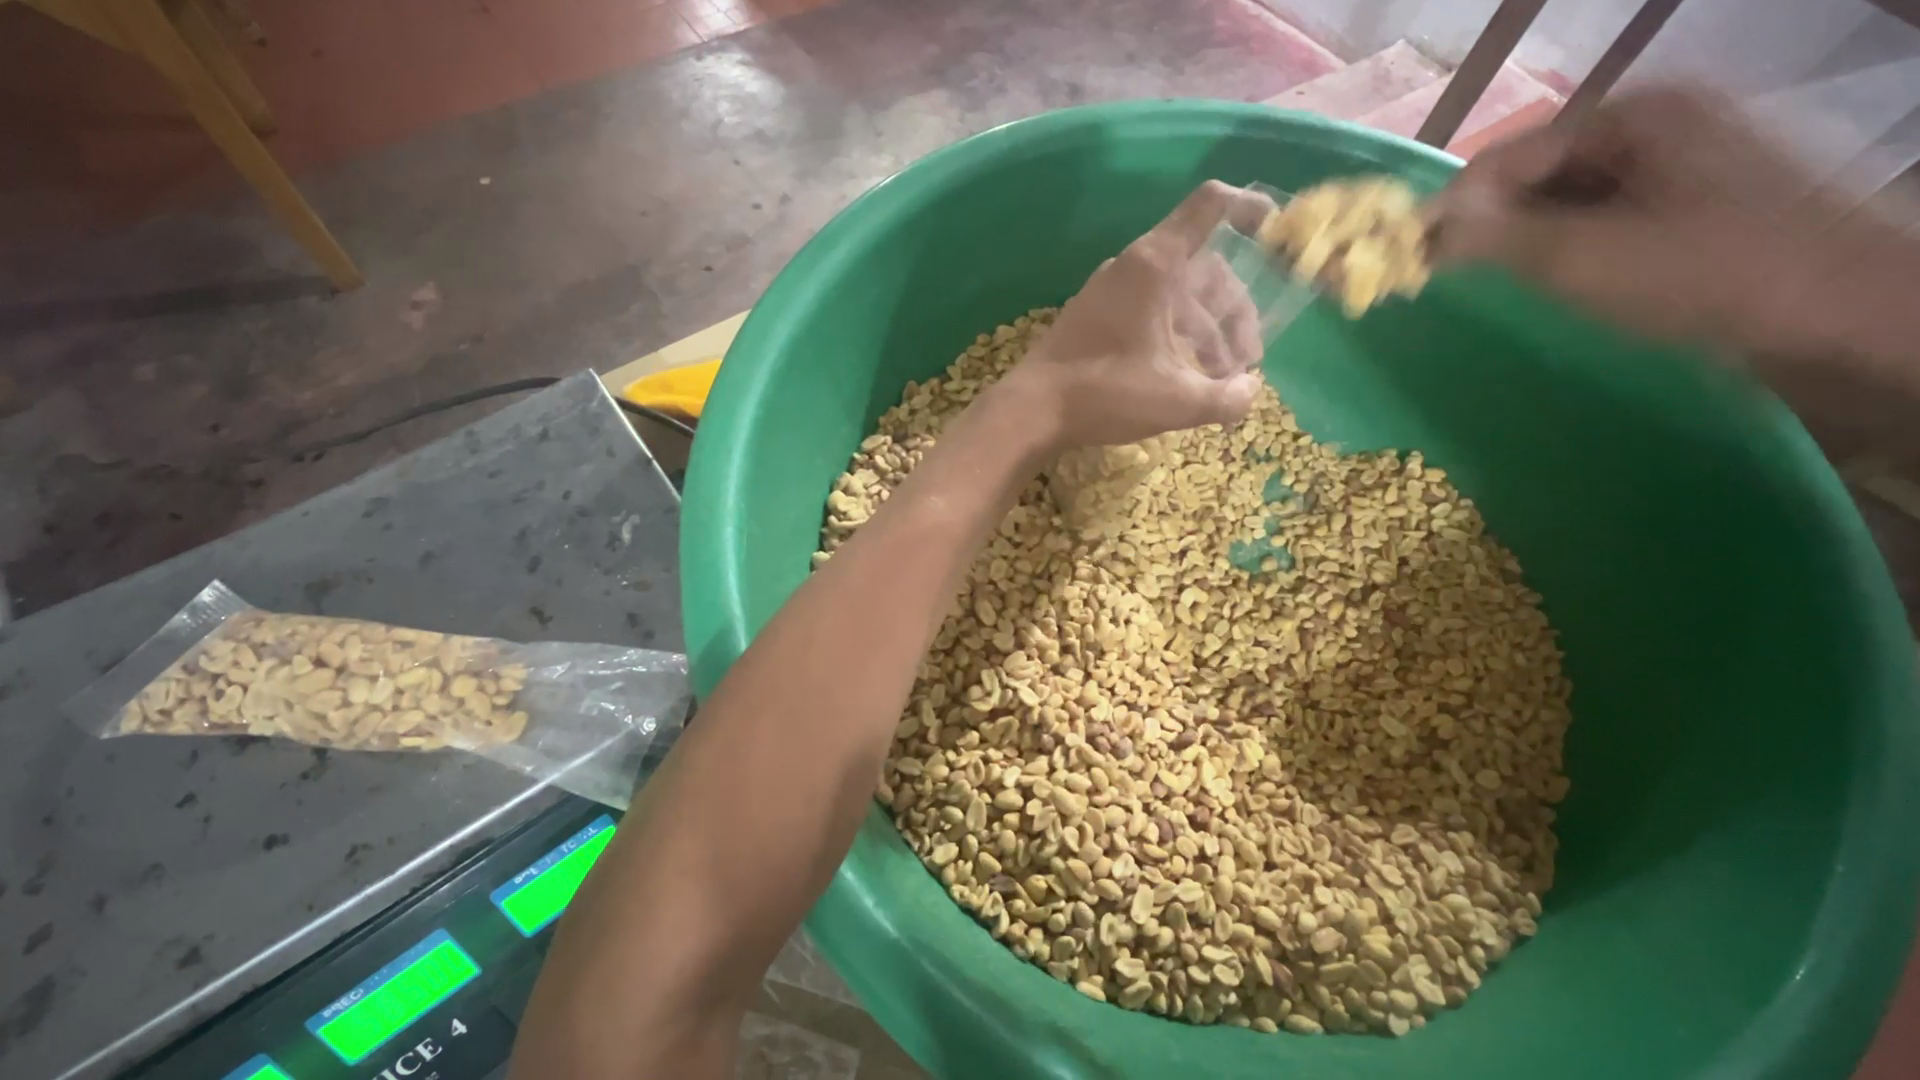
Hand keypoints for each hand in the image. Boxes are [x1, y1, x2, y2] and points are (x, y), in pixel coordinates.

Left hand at [1000, 180, 1275, 449]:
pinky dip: (1177, 337)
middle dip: (1235, 315)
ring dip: (1207, 334)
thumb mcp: (1178, 401)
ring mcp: (1112, 290)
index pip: (1210, 207)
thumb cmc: (1106, 394)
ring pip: (1178, 297)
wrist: (1032, 411)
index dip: (1248, 207)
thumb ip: (1227, 397)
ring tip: (1221, 380)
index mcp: (1156, 265)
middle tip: (1248, 362)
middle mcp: (1134, 267)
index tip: (1275, 230)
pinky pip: (1152, 312)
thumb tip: (1250, 392)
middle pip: (1204, 269)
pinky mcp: (1098, 315)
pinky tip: (1187, 378)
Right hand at [1427, 86, 1843, 351]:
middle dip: (1486, 226)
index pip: (1508, 158)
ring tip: (1483, 288)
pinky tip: (1548, 290)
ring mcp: (1685, 171)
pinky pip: (1604, 227)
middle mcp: (1660, 129)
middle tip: (1436, 276)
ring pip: (1569, 206)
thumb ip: (1492, 237)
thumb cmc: (1710, 278)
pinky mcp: (1697, 216)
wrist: (1850, 325)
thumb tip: (1422, 231)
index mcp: (1636, 116)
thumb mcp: (1584, 257)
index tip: (1401, 253)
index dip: (1450, 207)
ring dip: (1522, 245)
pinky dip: (1564, 256)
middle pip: (1538, 178)